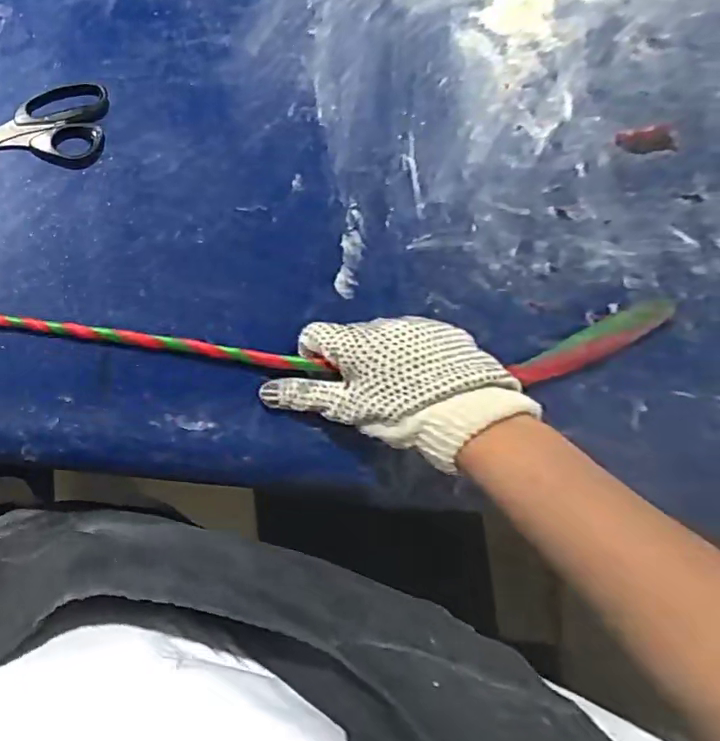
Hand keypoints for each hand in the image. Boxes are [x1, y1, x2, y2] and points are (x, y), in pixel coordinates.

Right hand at [258, 317, 540, 473]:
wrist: (474, 415)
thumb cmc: (398, 409)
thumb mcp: (345, 406)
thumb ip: (303, 394)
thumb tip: (264, 391)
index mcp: (351, 340)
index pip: (313, 335)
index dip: (314, 357)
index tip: (330, 379)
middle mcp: (381, 325)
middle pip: (348, 336)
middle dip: (349, 357)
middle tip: (365, 386)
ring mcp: (418, 327)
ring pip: (382, 337)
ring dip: (381, 354)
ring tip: (399, 382)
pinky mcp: (450, 334)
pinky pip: (415, 339)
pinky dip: (411, 353)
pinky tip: (425, 376)